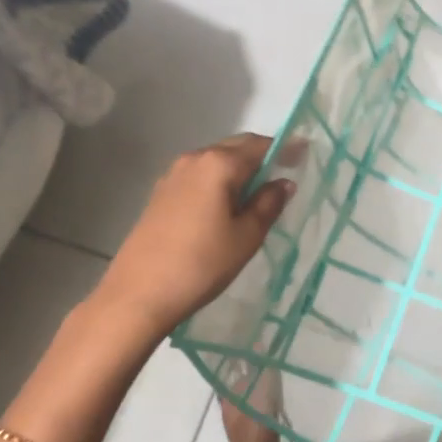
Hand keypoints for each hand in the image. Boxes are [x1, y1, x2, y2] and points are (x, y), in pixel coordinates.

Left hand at [95, 134, 292, 332]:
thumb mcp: (246, 236)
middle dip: (261, 156)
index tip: (304, 154)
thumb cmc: (201, 264)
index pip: (260, 145)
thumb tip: (283, 182)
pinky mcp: (160, 194)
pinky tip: (227, 205)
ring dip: (239, 169)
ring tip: (258, 192)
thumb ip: (268, 203)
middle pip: (236, 147)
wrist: (137, 295)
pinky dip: (219, 181)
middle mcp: (194, 159)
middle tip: (285, 172)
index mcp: (219, 164)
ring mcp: (172, 176)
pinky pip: (199, 176)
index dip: (285, 148)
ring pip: (215, 161)